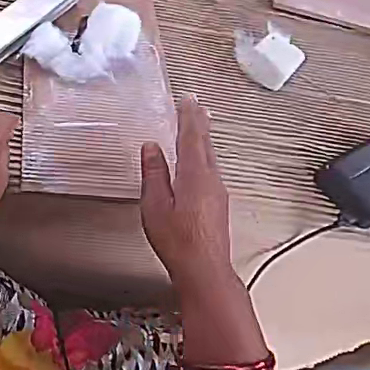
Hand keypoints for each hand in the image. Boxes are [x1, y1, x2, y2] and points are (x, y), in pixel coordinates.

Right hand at [141, 97, 235, 288]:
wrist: (204, 269)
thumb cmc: (179, 241)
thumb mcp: (155, 205)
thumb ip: (154, 174)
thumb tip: (151, 149)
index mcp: (194, 175)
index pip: (191, 136)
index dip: (188, 116)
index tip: (187, 100)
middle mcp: (211, 179)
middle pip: (205, 142)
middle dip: (199, 122)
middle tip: (195, 105)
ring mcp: (217, 191)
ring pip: (210, 156)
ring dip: (203, 138)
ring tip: (199, 125)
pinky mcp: (218, 203)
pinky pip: (211, 169)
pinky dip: (204, 155)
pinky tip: (199, 160)